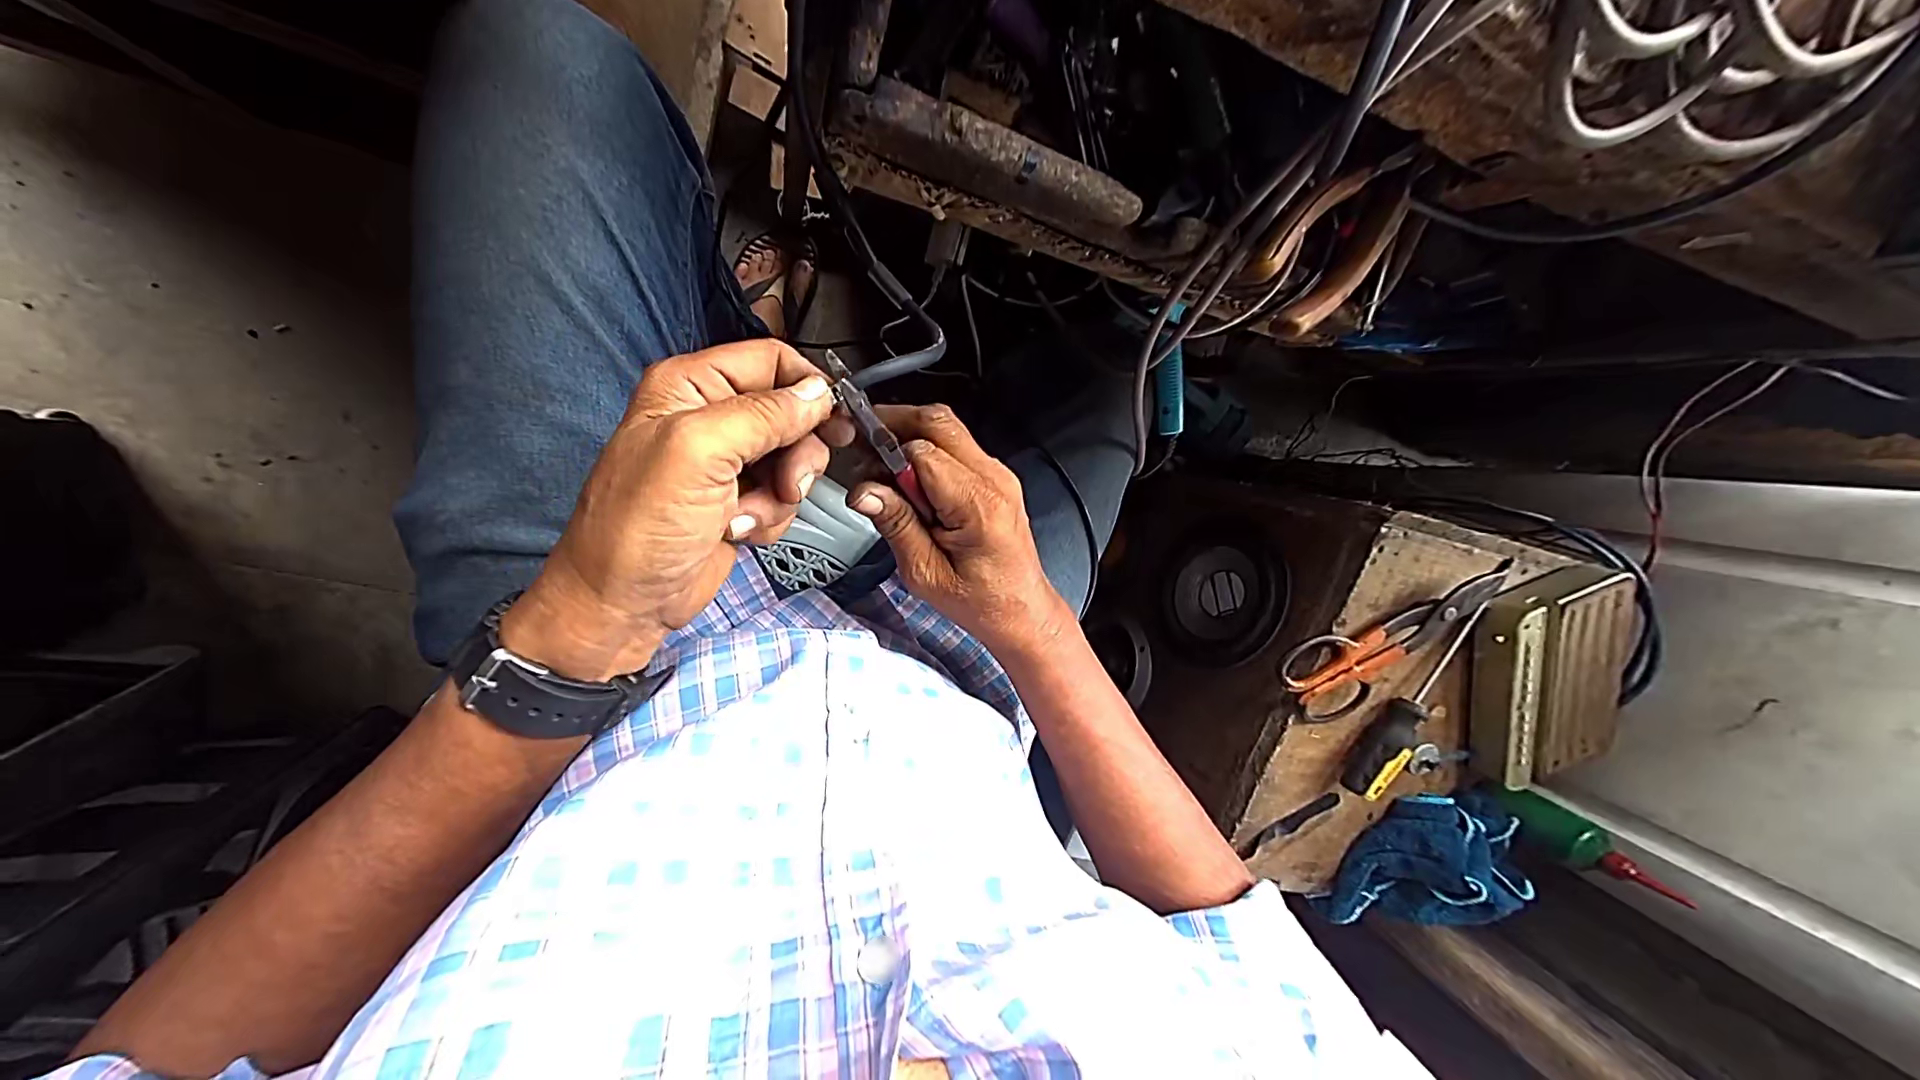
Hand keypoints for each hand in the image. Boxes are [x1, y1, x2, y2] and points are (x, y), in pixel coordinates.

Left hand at [501, 340, 849, 678]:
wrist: (625, 603)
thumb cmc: (635, 530)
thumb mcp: (699, 453)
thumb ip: (762, 414)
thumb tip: (816, 394)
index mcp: (691, 386)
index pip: (771, 360)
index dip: (806, 387)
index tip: (831, 419)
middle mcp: (711, 418)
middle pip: (792, 413)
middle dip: (798, 451)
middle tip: (788, 480)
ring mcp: (728, 462)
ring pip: (795, 458)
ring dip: (783, 492)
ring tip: (747, 512)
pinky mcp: (741, 499)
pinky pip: (785, 495)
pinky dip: (773, 516)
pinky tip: (740, 528)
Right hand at [846, 405, 1072, 656]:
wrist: (1020, 609)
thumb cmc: (983, 601)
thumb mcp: (925, 573)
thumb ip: (896, 525)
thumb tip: (865, 492)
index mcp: (978, 505)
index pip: (921, 453)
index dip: (886, 458)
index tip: (866, 477)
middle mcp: (994, 480)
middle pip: (937, 422)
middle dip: (894, 425)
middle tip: (865, 448)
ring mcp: (998, 475)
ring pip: (947, 428)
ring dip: (910, 437)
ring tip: (886, 470)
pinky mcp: (994, 478)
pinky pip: (956, 446)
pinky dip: (927, 452)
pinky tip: (912, 482)